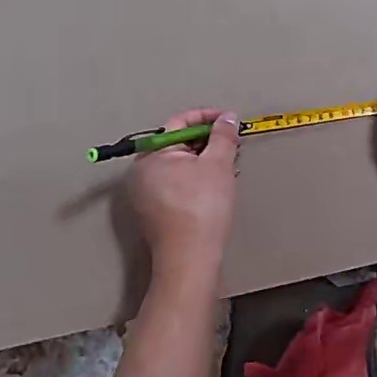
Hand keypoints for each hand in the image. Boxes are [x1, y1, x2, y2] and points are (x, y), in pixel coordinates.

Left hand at [128, 108, 239, 273]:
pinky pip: (178, 184)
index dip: (207, 118)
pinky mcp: (157, 212)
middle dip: (209, 142)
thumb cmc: (200, 210)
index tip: (228, 120)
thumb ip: (223, 135)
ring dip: (206, 162)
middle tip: (233, 145)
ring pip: (181, 165)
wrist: (191, 259)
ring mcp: (148, 194)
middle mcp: (143, 172)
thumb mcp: (219, 163)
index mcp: (152, 155)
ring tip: (229, 168)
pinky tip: (218, 188)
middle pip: (180, 143)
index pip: (180, 122)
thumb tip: (227, 118)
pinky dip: (198, 180)